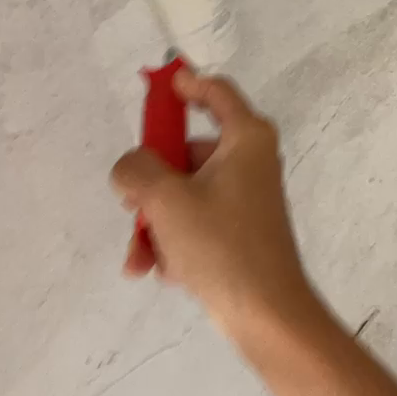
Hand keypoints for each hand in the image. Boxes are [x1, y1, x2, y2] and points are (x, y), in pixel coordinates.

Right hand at [111, 71, 326, 341]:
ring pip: (185, 192)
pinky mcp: (241, 228)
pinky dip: (175, 240)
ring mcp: (247, 195)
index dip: (186, 84)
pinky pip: (197, 220)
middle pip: (188, 151)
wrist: (265, 311)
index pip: (216, 92)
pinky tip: (164, 271)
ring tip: (142, 257)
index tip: (158, 84)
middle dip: (152, 183)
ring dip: (156, 222)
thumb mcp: (167, 200)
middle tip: (131, 206)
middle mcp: (251, 159)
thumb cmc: (221, 243)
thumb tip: (132, 167)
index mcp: (247, 137)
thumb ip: (137, 170)